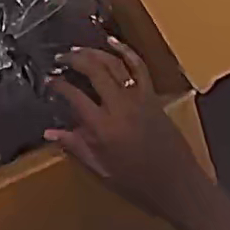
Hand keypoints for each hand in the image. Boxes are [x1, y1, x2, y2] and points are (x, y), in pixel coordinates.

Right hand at [45, 38, 211, 228]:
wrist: (179, 186)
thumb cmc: (137, 183)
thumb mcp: (101, 170)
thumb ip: (75, 146)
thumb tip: (49, 132)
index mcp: (103, 127)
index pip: (74, 96)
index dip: (58, 85)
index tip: (49, 81)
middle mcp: (119, 107)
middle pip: (93, 71)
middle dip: (73, 60)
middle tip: (60, 59)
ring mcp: (138, 98)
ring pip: (114, 64)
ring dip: (94, 52)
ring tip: (78, 49)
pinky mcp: (152, 97)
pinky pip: (139, 68)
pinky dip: (126, 52)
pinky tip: (113, 42)